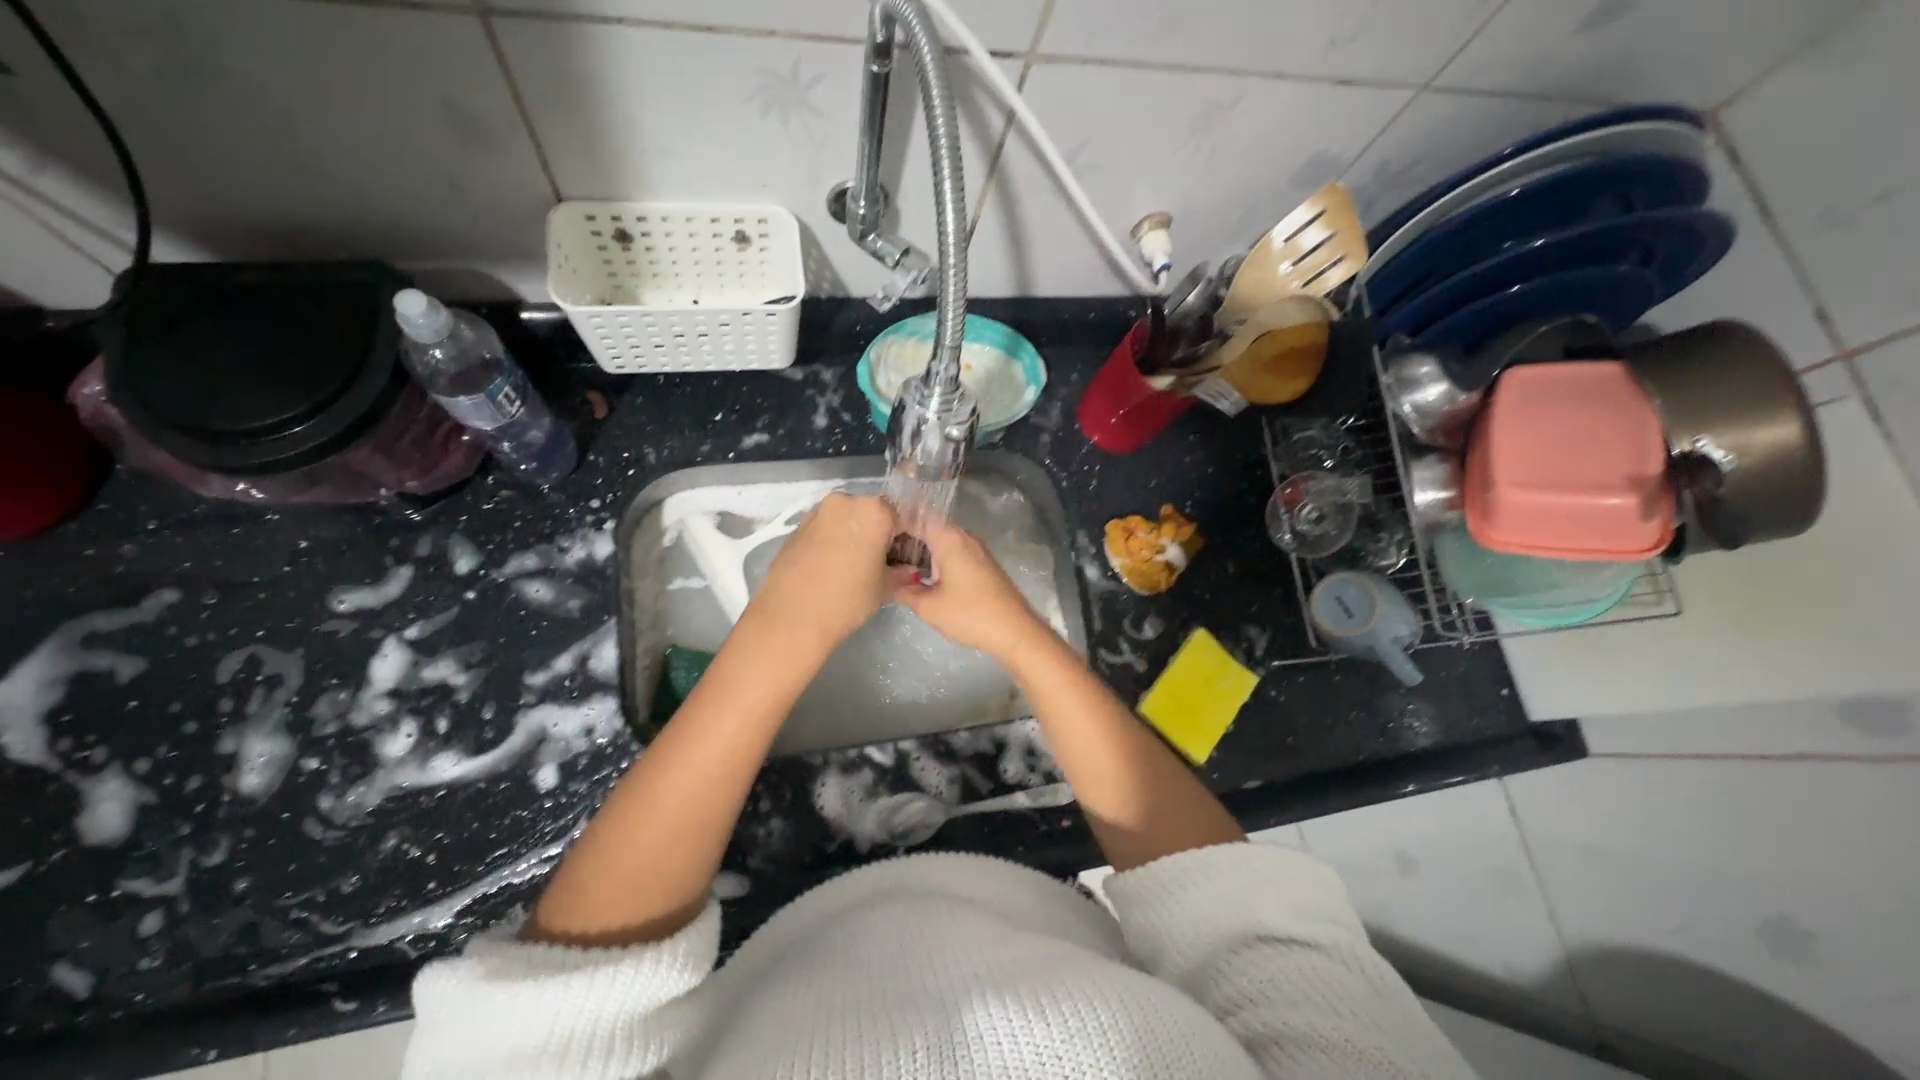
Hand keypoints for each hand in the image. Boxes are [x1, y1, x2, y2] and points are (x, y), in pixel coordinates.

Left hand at [743, 493, 897, 650]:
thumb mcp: (883, 588)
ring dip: (852, 536)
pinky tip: (830, 568)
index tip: (903, 557)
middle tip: (878, 562)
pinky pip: (824, 529)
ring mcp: (817, 513)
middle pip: (870, 513)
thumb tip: (907, 570)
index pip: (900, 517)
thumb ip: (900, 573)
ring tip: (852, 567)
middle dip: (877, 533)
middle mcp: (844, 502)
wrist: (790, 617)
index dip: (904, 538)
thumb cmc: (847, 599)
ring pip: (844, 519)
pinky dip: (831, 542)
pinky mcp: (796, 528)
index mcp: (873, 510)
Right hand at [890, 522, 1052, 659]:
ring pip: (940, 539)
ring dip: (919, 549)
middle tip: (878, 551)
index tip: (873, 533)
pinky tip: (920, 574)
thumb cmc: (970, 614)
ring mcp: (975, 549)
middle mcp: (963, 536)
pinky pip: (952, 551)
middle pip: (928, 525)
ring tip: (894, 564)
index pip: (916, 515)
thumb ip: (903, 590)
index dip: (893, 520)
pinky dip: (934, 557)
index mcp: (948, 537)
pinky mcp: (981, 563)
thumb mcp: (928, 606)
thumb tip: (885, 581)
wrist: (1014, 630)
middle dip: (903, 536)